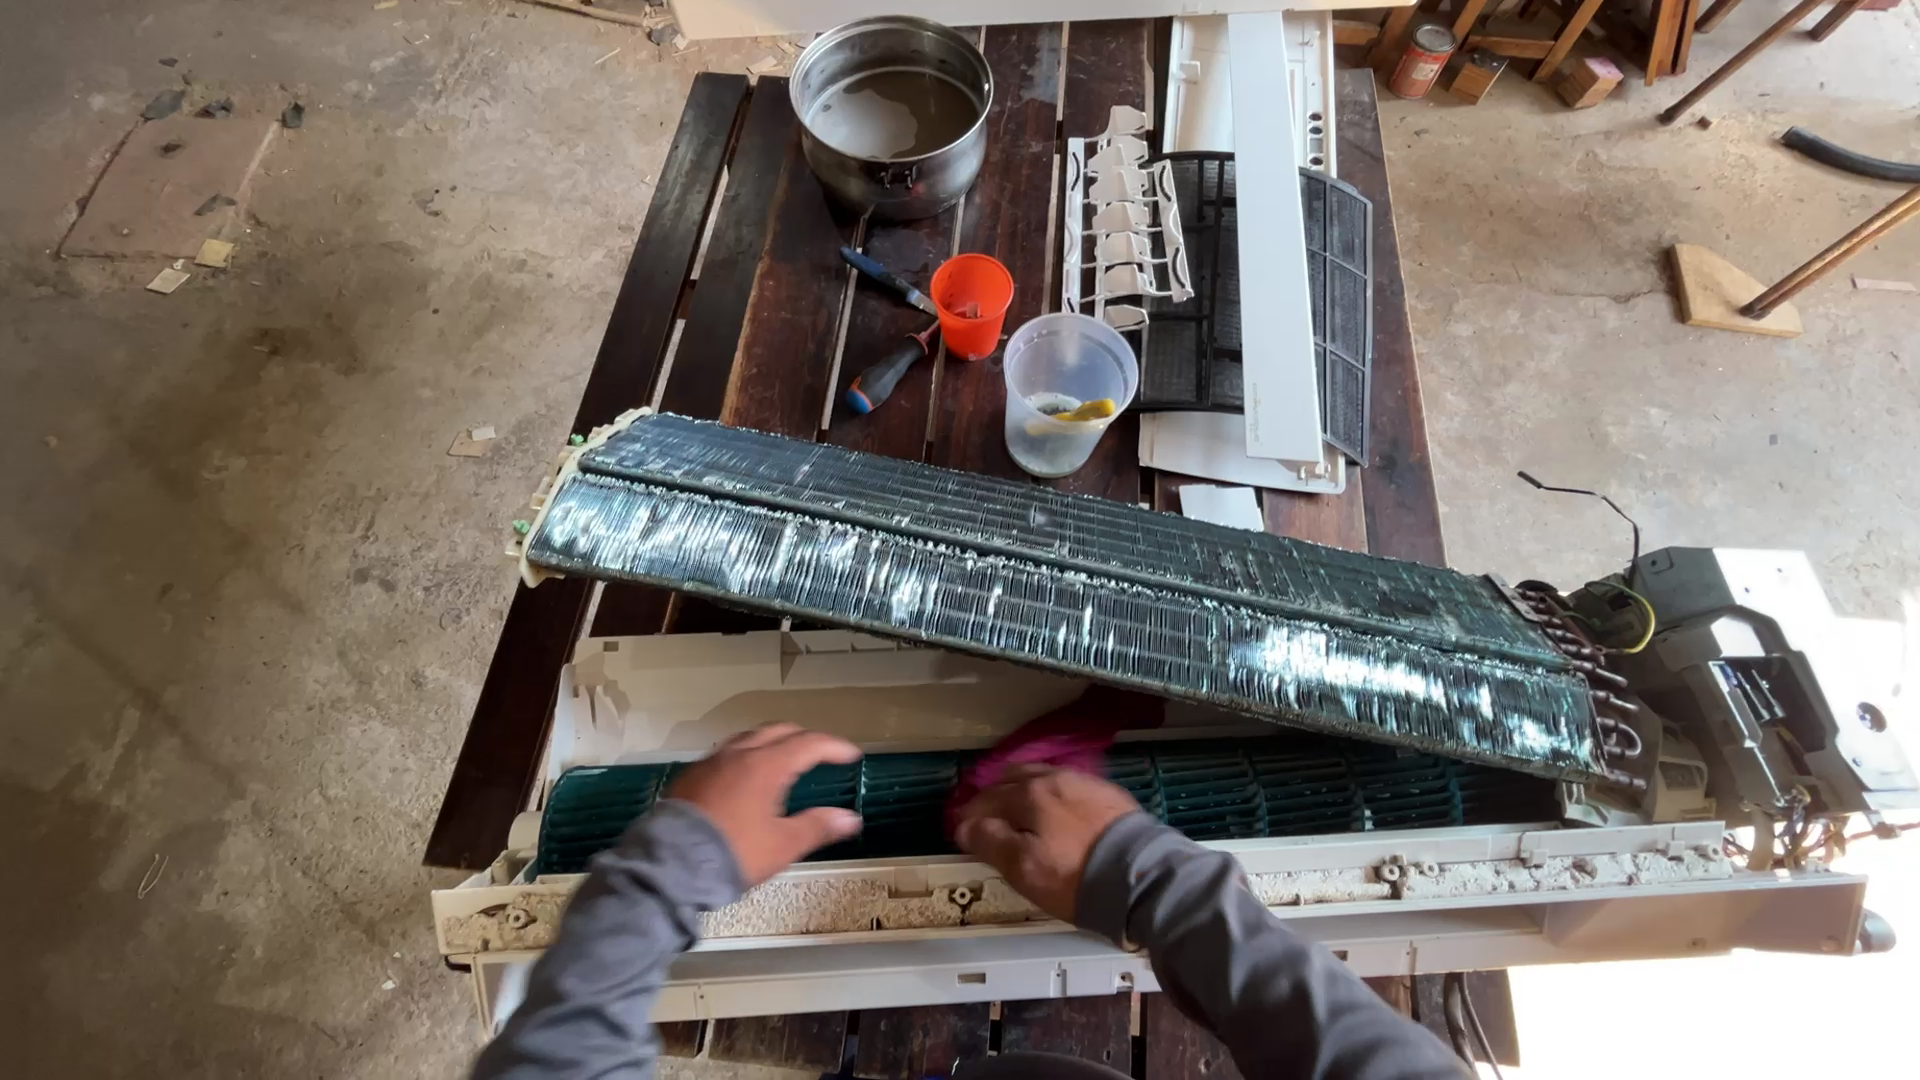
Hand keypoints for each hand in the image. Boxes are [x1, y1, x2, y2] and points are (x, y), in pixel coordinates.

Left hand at [667, 723, 864, 885]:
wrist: (668, 867)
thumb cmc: (733, 854)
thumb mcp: (782, 845)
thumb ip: (817, 827)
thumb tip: (850, 819)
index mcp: (767, 765)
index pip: (809, 744)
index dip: (834, 747)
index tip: (851, 755)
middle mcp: (740, 753)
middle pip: (779, 731)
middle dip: (804, 738)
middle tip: (820, 754)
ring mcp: (712, 761)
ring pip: (750, 738)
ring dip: (772, 742)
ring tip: (783, 759)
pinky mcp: (691, 775)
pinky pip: (726, 753)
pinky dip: (746, 755)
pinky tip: (745, 777)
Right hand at [953, 764, 1139, 921]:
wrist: (1143, 878)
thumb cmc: (1076, 877)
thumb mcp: (1025, 869)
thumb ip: (991, 843)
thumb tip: (965, 826)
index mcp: (1030, 794)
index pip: (989, 799)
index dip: (971, 815)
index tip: (960, 829)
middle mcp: (1055, 778)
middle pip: (1015, 779)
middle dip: (995, 794)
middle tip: (985, 815)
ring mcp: (1085, 782)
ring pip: (1043, 777)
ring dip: (1023, 790)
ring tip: (1019, 809)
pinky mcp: (1108, 794)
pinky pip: (1068, 786)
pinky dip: (1051, 794)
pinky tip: (1055, 811)